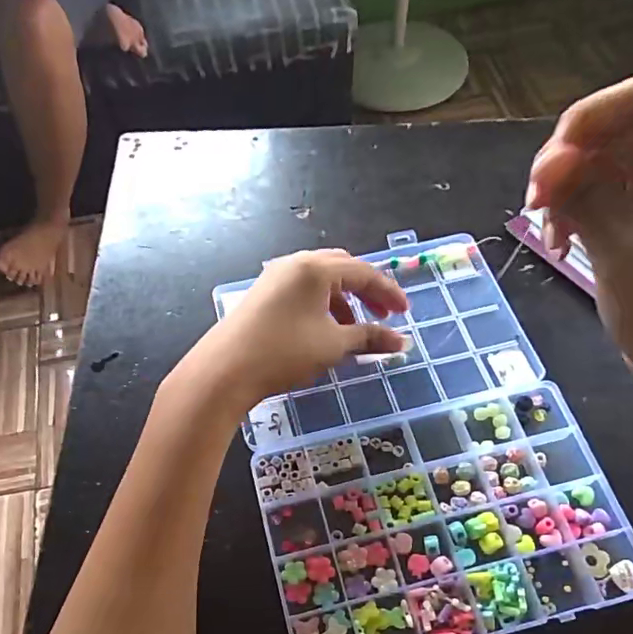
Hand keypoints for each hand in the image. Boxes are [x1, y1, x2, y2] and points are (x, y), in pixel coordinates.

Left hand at [172, 249, 409, 412]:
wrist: (227, 369)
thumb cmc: (285, 352)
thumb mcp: (334, 345)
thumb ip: (370, 338)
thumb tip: (400, 341)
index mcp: (316, 268)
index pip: (363, 272)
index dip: (388, 292)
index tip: (405, 313)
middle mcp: (296, 265)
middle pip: (342, 270)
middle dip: (367, 292)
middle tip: (384, 316)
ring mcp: (276, 278)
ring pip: (322, 283)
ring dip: (345, 302)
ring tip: (355, 330)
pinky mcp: (264, 296)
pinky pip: (304, 293)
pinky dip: (323, 308)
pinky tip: (326, 333)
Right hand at [527, 73, 632, 415]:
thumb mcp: (620, 249)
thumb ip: (584, 197)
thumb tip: (548, 168)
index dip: (589, 117)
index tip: (549, 160)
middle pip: (618, 131)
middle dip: (569, 159)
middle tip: (533, 201)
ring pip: (605, 164)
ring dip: (567, 189)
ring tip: (546, 229)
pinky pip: (606, 195)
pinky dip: (577, 211)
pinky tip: (559, 242)